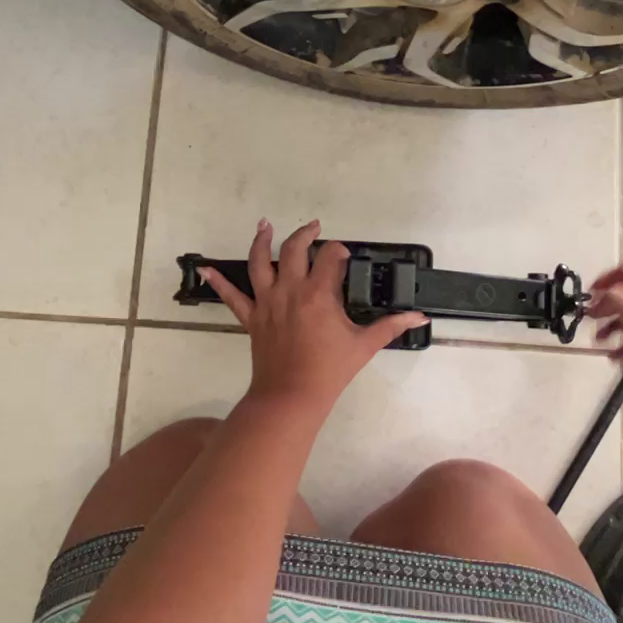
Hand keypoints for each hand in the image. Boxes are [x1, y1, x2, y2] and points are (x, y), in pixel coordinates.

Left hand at [202, 219, 428, 410]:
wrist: (291, 397)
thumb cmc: (329, 371)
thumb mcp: (364, 346)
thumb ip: (391, 326)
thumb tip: (419, 316)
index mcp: (319, 294)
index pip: (330, 258)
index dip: (339, 251)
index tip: (344, 256)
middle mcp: (291, 289)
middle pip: (295, 248)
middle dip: (305, 234)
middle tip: (314, 228)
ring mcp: (267, 301)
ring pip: (260, 262)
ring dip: (261, 240)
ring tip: (265, 225)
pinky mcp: (251, 317)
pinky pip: (231, 296)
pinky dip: (216, 282)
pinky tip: (203, 268)